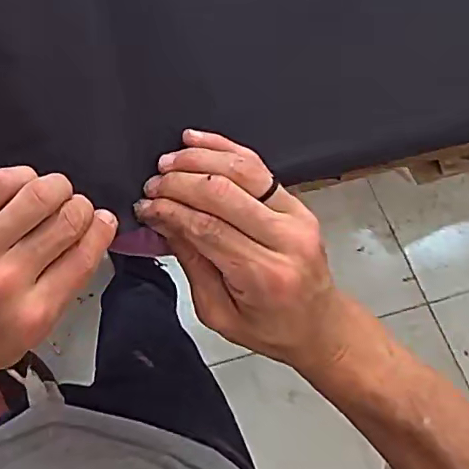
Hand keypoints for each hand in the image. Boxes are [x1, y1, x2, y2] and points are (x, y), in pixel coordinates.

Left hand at [0, 167, 116, 390]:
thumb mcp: (32, 332)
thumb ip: (67, 283)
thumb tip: (96, 231)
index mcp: (32, 313)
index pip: (86, 254)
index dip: (102, 229)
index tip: (103, 220)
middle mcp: (7, 280)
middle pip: (69, 218)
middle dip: (81, 207)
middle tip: (74, 211)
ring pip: (42, 193)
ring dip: (58, 188)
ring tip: (52, 197)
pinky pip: (4, 180)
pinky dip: (25, 177)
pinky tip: (24, 191)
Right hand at [133, 130, 364, 373]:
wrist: (320, 324)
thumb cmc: (272, 327)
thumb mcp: (220, 314)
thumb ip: (192, 264)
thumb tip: (164, 221)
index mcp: (265, 275)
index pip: (209, 228)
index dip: (172, 210)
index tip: (147, 205)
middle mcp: (284, 239)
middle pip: (223, 193)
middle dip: (180, 183)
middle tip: (153, 184)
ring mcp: (296, 214)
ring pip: (242, 169)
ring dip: (200, 159)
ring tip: (169, 160)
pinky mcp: (296, 200)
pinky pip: (258, 164)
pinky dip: (225, 147)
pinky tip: (198, 141)